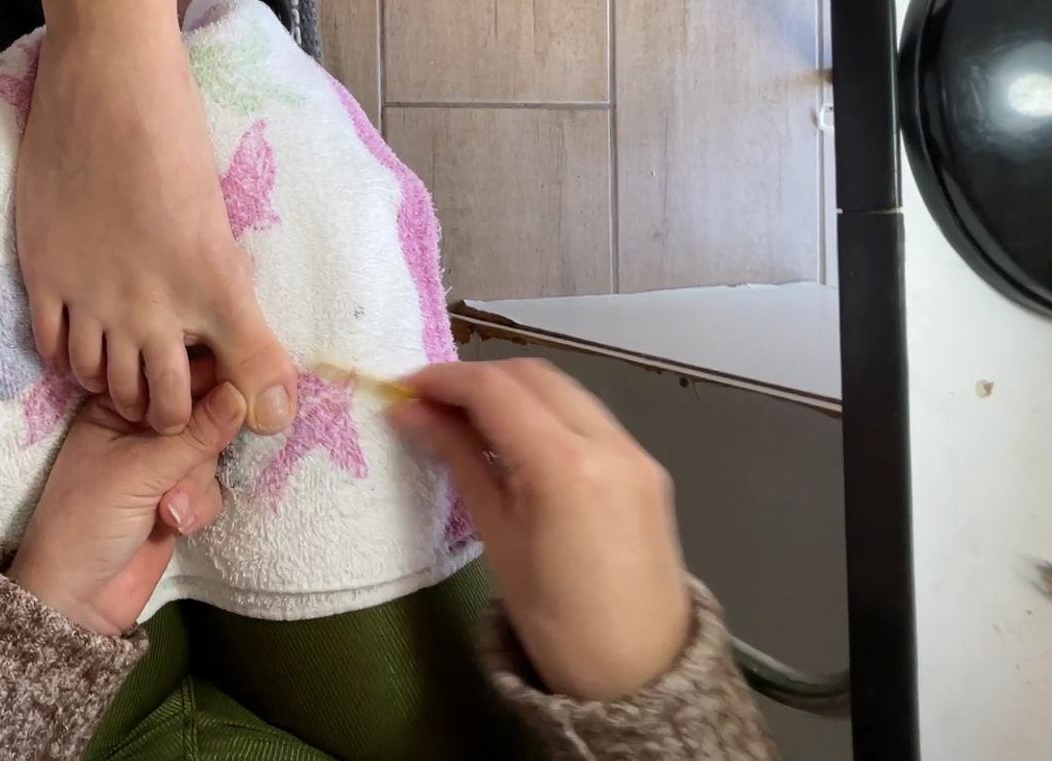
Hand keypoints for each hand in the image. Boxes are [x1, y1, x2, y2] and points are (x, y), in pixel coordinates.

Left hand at [7, 381, 247, 634]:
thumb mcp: (139, 471)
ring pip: (209, 453)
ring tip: (169, 510)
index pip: (170, 377)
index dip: (205, 382)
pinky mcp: (177, 498)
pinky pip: (211, 486)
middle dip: (201, 447)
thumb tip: (241, 393)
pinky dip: (199, 506)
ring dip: (195, 484)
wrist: (77, 602)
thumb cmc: (89, 519)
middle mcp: (141, 428)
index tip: (238, 388)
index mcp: (117, 404)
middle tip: (185, 470)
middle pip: (201, 413)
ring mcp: (160, 464)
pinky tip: (175, 525)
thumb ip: (195, 434)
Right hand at [16, 7, 297, 436]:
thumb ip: (225, 279)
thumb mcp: (217, 208)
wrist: (108, 80)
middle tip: (173, 379)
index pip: (253, 377)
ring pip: (107, 386)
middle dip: (173, 408)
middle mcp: (154, 306)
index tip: (244, 392)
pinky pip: (55, 352)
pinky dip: (74, 362)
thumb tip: (229, 322)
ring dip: (122, 388)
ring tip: (128, 365)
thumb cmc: (174, 130)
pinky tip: (85, 344)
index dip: (257, 402)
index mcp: (216, 284)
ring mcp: (93, 296)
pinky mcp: (45, 276)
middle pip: (164, 404)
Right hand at [388, 360, 692, 700]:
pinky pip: (583, 412)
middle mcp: (607, 443)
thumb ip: (456, 455)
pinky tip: (512, 434)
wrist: (643, 677)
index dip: (444, 379)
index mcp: (564, 466)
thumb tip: (408, 411)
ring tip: (466, 415)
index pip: (494, 389)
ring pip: (559, 386)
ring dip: (508, 387)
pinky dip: (540, 407)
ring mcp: (633, 451)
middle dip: (475, 376)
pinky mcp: (644, 464)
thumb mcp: (494, 532)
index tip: (407, 388)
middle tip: (432, 401)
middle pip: (529, 374)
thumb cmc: (552, 616)